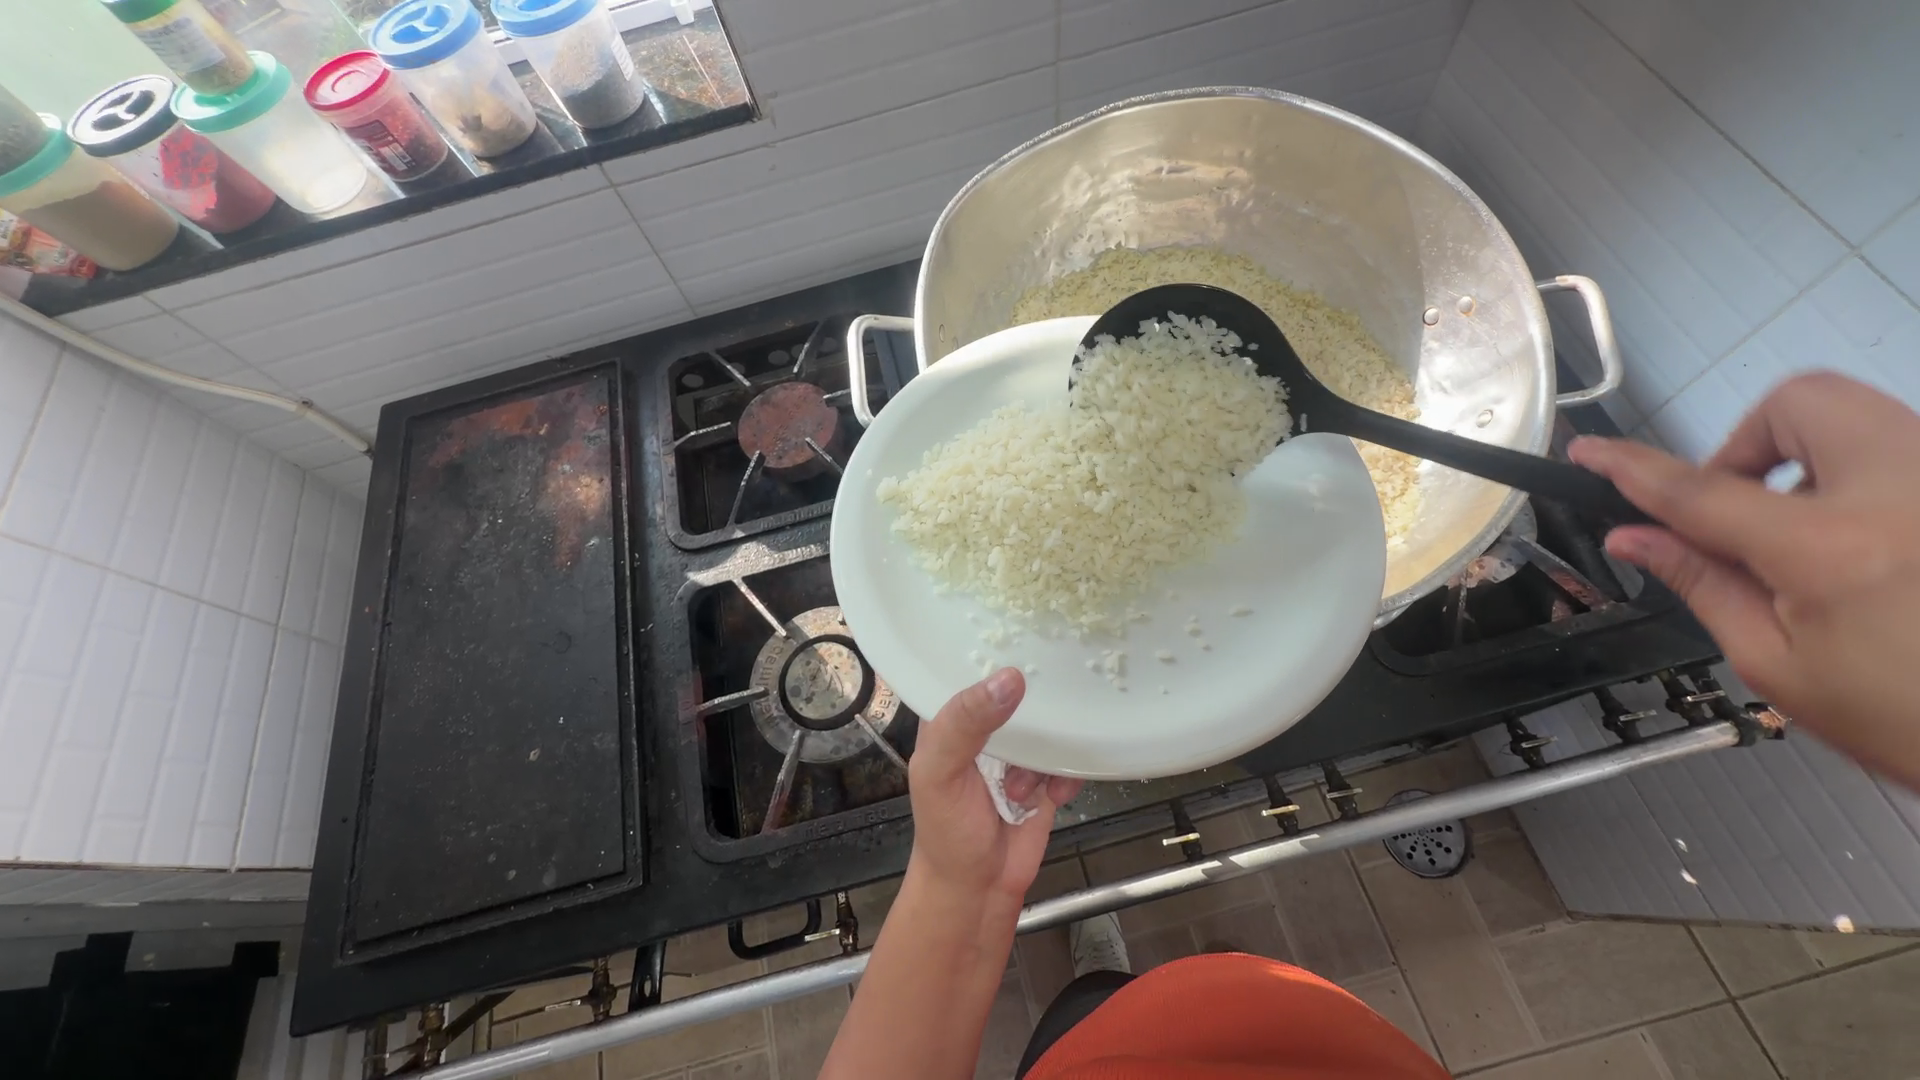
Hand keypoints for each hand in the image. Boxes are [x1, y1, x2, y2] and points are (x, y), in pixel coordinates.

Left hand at [907, 668, 1084, 902]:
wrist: (977, 893)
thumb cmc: (947, 830)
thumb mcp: (942, 772)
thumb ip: (966, 723)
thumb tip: (1011, 678)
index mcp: (951, 719)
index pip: (969, 667)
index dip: (992, 646)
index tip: (1026, 626)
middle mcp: (985, 730)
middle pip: (1017, 691)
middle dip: (1037, 694)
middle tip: (1057, 690)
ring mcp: (1017, 754)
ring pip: (1048, 726)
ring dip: (1046, 752)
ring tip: (1024, 786)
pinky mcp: (1045, 779)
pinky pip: (1068, 760)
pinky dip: (1067, 773)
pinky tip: (1055, 794)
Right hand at [1568, 373, 1919, 787]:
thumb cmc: (1907, 720)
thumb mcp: (1776, 663)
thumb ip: (1702, 584)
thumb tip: (1633, 537)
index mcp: (1835, 551)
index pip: (1702, 489)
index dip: (1632, 467)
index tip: (1590, 452)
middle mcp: (1910, 496)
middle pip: (1804, 403)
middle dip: (1749, 439)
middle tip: (1738, 502)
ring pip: (1864, 419)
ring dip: (1808, 462)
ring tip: (1805, 534)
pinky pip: (1905, 457)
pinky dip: (1861, 483)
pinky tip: (1866, 547)